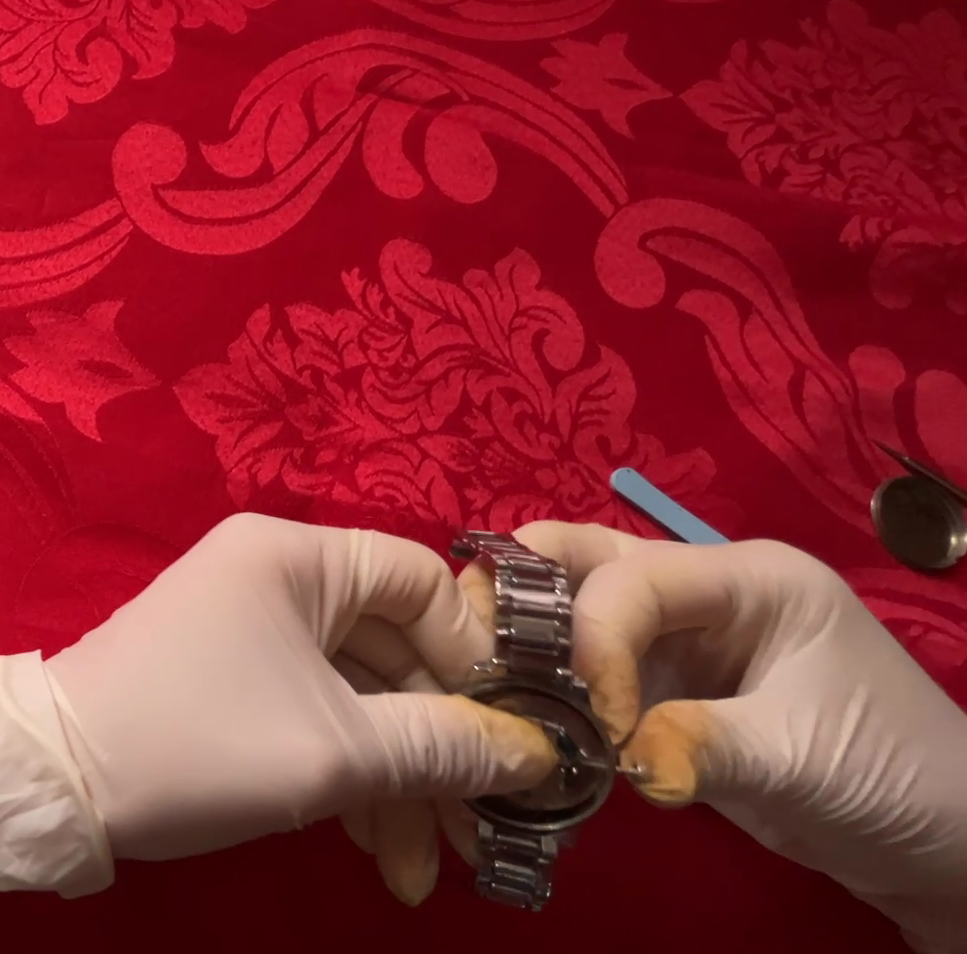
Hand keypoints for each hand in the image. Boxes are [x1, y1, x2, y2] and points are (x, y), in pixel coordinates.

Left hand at [0, 514, 554, 899]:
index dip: (471, 655)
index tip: (504, 735)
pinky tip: (375, 848)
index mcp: (292, 558)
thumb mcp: (333, 750)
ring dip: (395, 778)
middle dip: (437, 745)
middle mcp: (272, 577)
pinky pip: (312, 709)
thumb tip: (531, 751)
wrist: (62, 778)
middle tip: (482, 834)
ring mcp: (250, 627)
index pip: (418, 580)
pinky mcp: (233, 675)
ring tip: (423, 869)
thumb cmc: (198, 742)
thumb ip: (442, 746)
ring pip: (354, 693)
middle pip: (391, 648)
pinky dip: (346, 771)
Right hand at [506, 523, 966, 952]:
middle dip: (519, 588)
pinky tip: (517, 688)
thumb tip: (611, 753)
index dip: (594, 638)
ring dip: (519, 622)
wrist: (942, 845)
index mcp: (750, 577)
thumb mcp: (804, 763)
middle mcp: (698, 580)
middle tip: (478, 639)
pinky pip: (574, 643)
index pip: (632, 580)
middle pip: (579, 551)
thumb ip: (700, 745)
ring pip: (564, 590)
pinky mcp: (649, 662)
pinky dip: (539, 661)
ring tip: (486, 662)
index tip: (593, 715)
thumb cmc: (901, 783)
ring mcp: (671, 620)